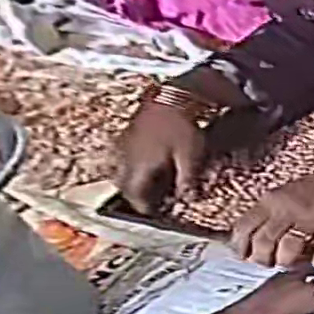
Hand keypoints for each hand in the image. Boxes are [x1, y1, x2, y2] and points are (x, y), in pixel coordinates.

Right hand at [117, 100, 204, 214]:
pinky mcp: (128, 136)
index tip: (152, 214)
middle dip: (136, 195)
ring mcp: (124, 144)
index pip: (133, 193)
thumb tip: (187, 199)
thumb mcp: (190, 158)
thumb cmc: (182, 129)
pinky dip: (137, 169)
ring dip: (136, 182)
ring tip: (154, 189)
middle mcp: (124, 157)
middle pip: (124, 183)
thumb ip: (187, 180)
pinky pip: (127, 159)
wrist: (171, 99)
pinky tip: (153, 169)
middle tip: (152, 204)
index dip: (142, 206)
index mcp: (138, 165)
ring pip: (123, 171)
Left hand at [228, 148, 313, 266]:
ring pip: (287, 244)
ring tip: (289, 265)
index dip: (239, 245)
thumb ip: (276, 210)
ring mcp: (313, 214)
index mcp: (274, 199)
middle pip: (262, 240)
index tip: (243, 257)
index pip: (243, 226)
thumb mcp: (291, 192)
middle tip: (267, 265)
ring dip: (286, 260)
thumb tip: (262, 234)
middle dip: (261, 258)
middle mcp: (289, 207)